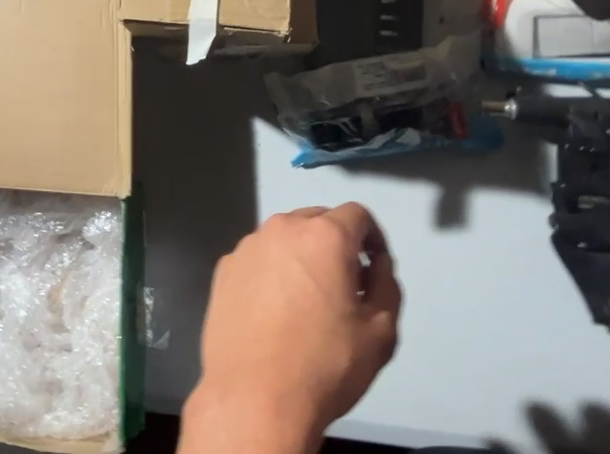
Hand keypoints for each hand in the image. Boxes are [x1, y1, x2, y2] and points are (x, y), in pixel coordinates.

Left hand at [179, 204, 400, 453]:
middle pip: (317, 220)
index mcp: (323, 236)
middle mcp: (281, 229)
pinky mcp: (224, 268)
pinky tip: (275, 309)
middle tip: (345, 285)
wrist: (254, 394)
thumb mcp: (380, 331)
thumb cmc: (325, 363)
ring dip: (302, 255)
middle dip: (336, 243)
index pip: (357, 215)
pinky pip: (258, 258)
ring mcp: (247, 246)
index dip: (373, 237)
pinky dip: (272, 271)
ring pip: (284, 238)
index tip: (374, 266)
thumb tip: (375, 264)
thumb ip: (386, 285)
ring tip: (309, 299)